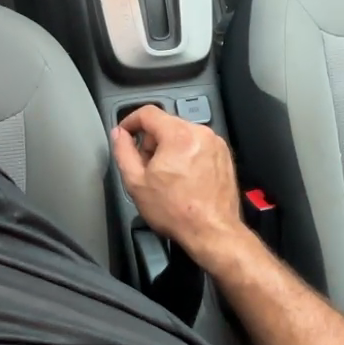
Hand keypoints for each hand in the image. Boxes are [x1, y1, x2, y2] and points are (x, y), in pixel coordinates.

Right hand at [111, 105, 250, 262]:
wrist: (212, 231)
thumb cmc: (178, 212)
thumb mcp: (136, 182)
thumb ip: (123, 152)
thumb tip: (119, 135)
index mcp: (178, 135)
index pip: (148, 113)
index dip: (130, 121)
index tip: (125, 132)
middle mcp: (200, 134)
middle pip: (165, 123)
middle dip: (151, 140)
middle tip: (145, 165)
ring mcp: (215, 144)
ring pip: (182, 134)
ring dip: (168, 148)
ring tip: (165, 176)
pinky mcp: (224, 155)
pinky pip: (197, 145)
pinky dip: (186, 155)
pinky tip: (182, 179)